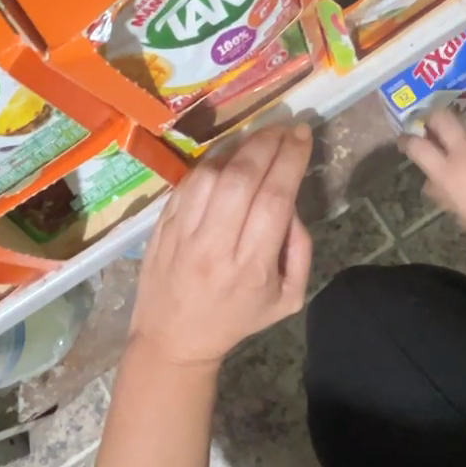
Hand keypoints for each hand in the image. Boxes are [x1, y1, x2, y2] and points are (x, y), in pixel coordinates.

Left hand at [131, 124, 314, 366]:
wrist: (172, 339)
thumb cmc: (236, 318)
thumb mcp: (287, 299)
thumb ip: (301, 250)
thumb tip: (293, 204)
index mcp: (251, 268)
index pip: (274, 200)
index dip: (290, 161)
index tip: (303, 136)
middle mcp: (215, 247)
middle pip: (242, 180)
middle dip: (269, 144)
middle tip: (286, 127)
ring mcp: (183, 234)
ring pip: (212, 176)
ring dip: (240, 147)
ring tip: (262, 136)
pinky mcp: (162, 225)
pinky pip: (189, 182)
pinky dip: (213, 160)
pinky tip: (231, 152)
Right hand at [401, 111, 465, 252]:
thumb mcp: (463, 214)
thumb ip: (443, 195)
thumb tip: (431, 183)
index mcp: (448, 171)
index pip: (418, 146)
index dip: (406, 140)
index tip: (404, 141)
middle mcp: (464, 149)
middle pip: (440, 117)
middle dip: (430, 118)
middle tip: (428, 127)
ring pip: (463, 121)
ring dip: (455, 126)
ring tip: (455, 138)